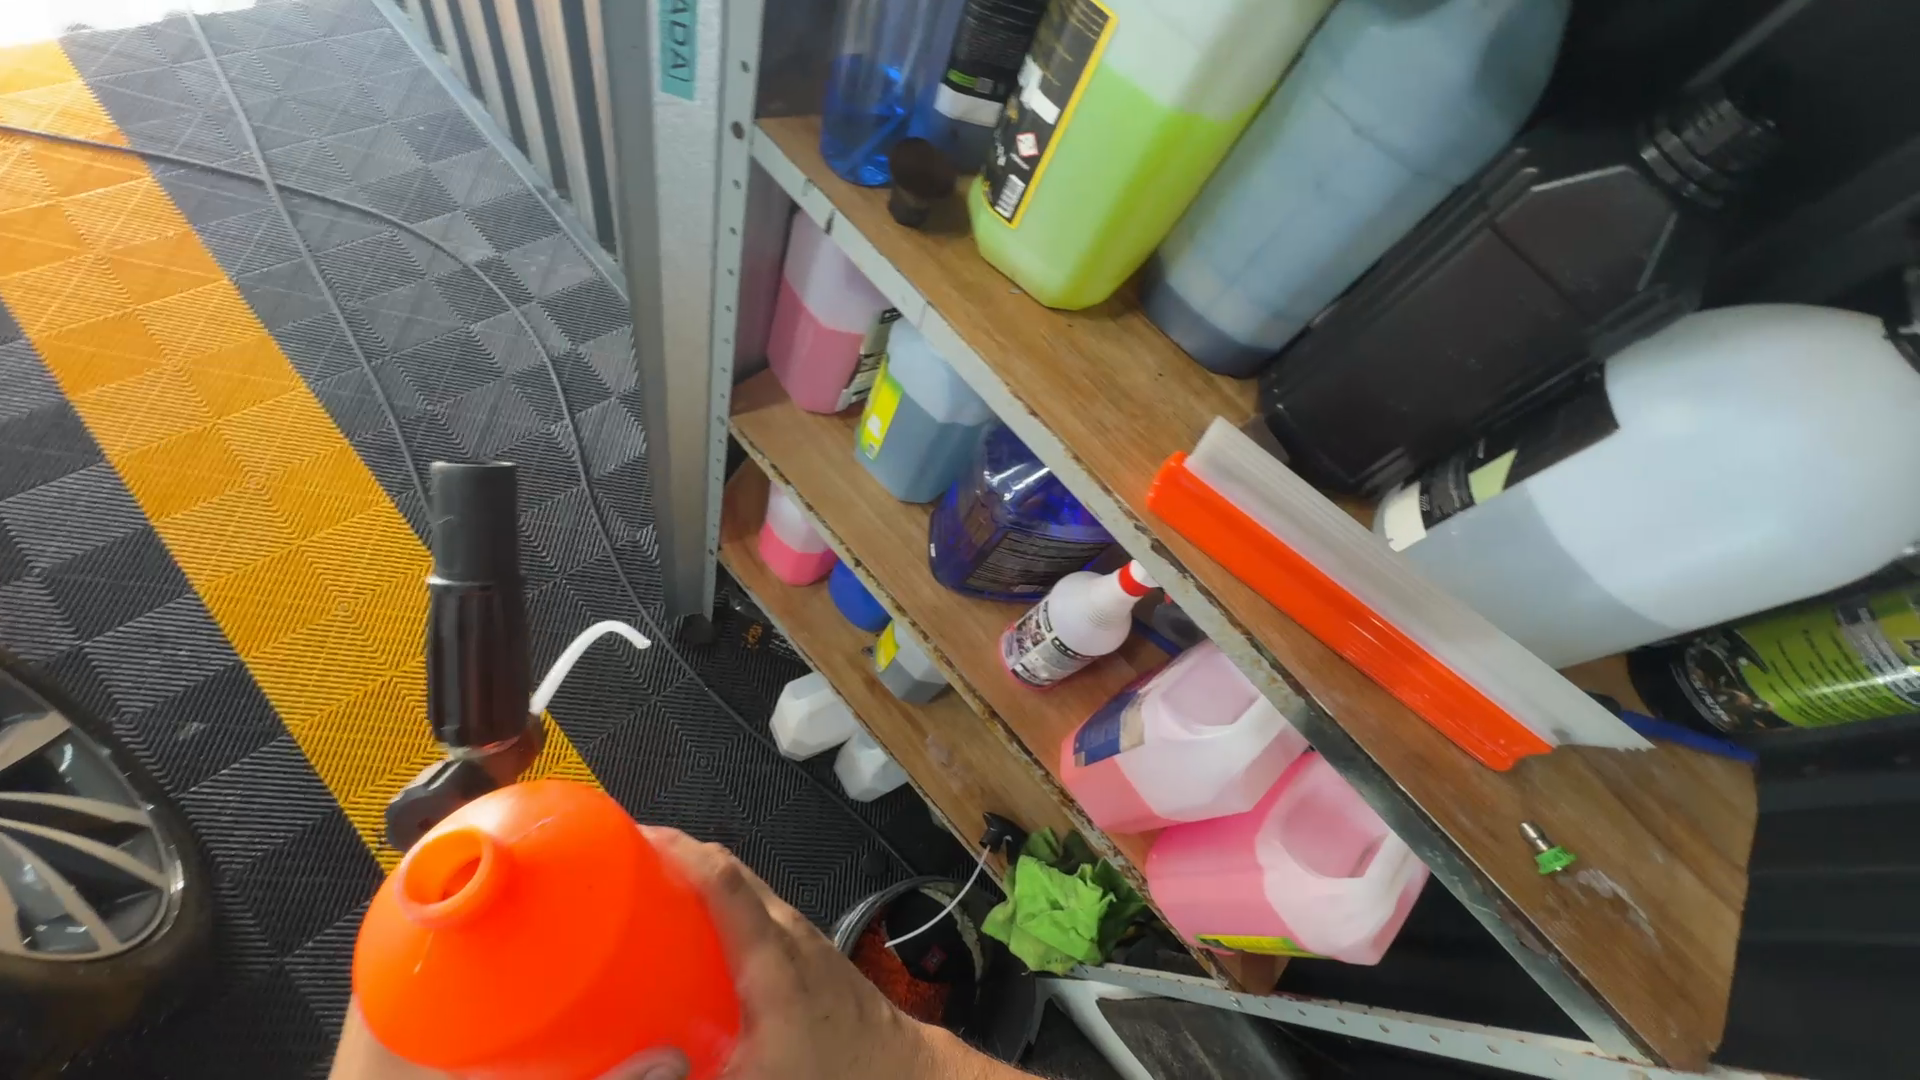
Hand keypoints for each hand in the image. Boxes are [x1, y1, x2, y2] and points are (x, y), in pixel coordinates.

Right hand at [644, 827, 1030, 1079]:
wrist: (898, 1069)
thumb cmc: (829, 1074)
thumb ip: (691, 1078)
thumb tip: (641, 1072)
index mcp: (771, 958)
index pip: (723, 883)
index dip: (679, 853)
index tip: (632, 839)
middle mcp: (786, 929)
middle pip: (729, 871)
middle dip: (676, 854)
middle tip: (619, 863)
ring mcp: (799, 932)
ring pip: (743, 883)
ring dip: (698, 872)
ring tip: (644, 888)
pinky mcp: (804, 943)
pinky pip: (754, 904)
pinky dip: (718, 897)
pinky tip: (692, 928)